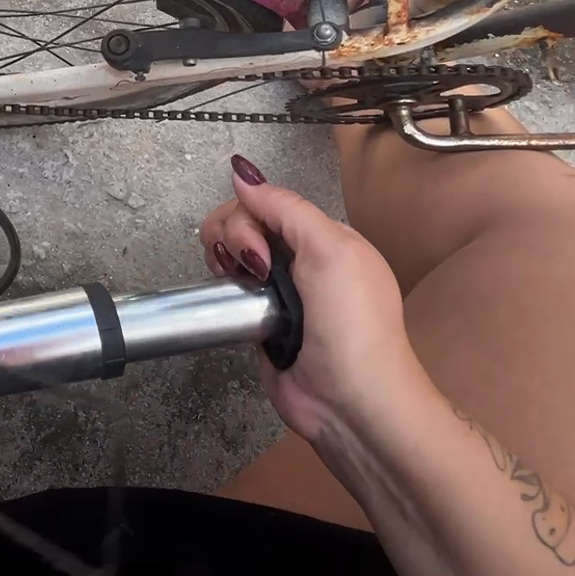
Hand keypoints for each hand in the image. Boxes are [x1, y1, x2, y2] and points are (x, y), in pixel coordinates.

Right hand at [198, 157, 423, 443]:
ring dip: (225, 259)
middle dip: (233, 237)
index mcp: (325, 238)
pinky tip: (230, 295)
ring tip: (239, 284)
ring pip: (230, 251)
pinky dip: (224, 285)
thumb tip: (239, 170)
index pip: (268, 203)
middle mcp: (300, 260)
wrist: (351, 405)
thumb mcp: (330, 250)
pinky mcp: (256, 318)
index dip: (249, 216)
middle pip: (242, 222)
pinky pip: (228, 287)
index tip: (258, 251)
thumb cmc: (351, 325)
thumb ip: (284, 207)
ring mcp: (276, 290)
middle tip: (251, 271)